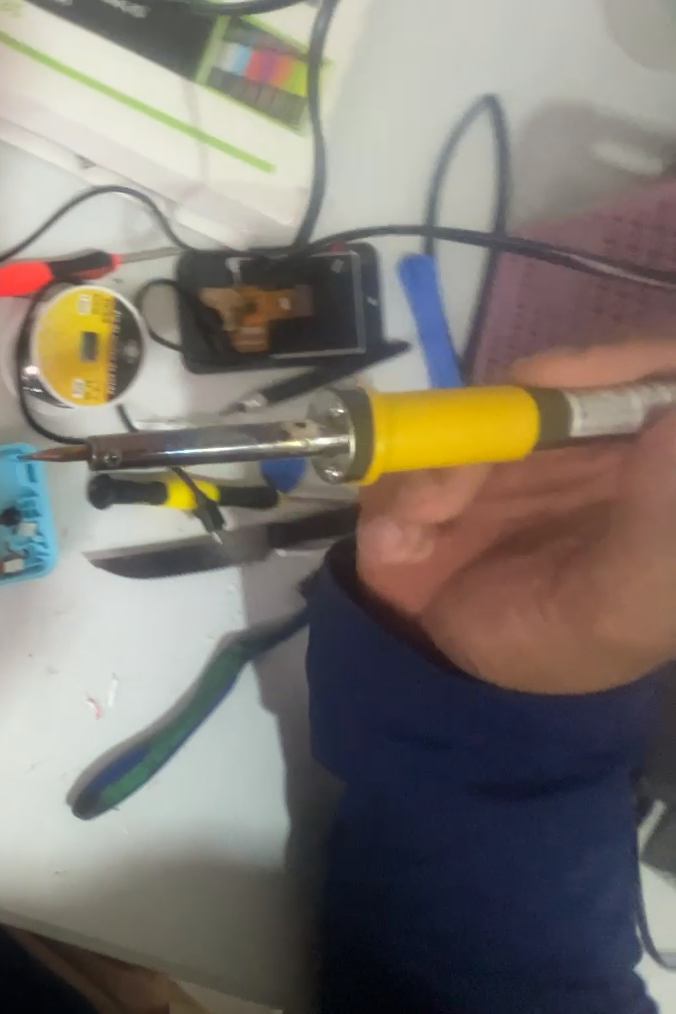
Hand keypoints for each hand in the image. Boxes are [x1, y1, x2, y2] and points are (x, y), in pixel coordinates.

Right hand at [356, 340, 675, 694]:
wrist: (463, 675)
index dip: (618, 364)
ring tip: (426, 517)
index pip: (649, 380)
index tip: (559, 380)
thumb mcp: (640, 594)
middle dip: (500, 412)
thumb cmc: (578, 637)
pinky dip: (392, 494)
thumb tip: (675, 420)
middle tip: (479, 452)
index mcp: (638, 463)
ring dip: (433, 464)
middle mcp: (569, 448)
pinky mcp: (417, 482)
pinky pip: (395, 464)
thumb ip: (660, 520)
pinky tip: (403, 536)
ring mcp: (487, 461)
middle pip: (540, 386)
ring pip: (455, 420)